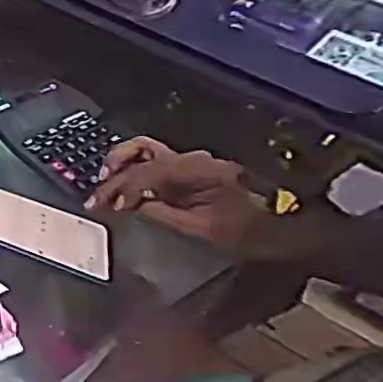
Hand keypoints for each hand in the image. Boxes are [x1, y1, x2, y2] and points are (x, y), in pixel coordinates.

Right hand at [84, 138, 268, 253]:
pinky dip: (133, 170)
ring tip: (106, 185)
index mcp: (197, 170)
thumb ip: (160, 212)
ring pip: (143, 150)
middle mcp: (192, 159)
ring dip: (120, 165)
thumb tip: (129, 204)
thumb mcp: (199, 227)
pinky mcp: (188, 170)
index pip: (147, 171)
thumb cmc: (246, 231)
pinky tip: (125, 187)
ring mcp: (190, 161)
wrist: (283, 229)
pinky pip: (152, 162)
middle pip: (140, 150)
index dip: (123, 188)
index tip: (110, 206)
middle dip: (114, 170)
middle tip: (99, 194)